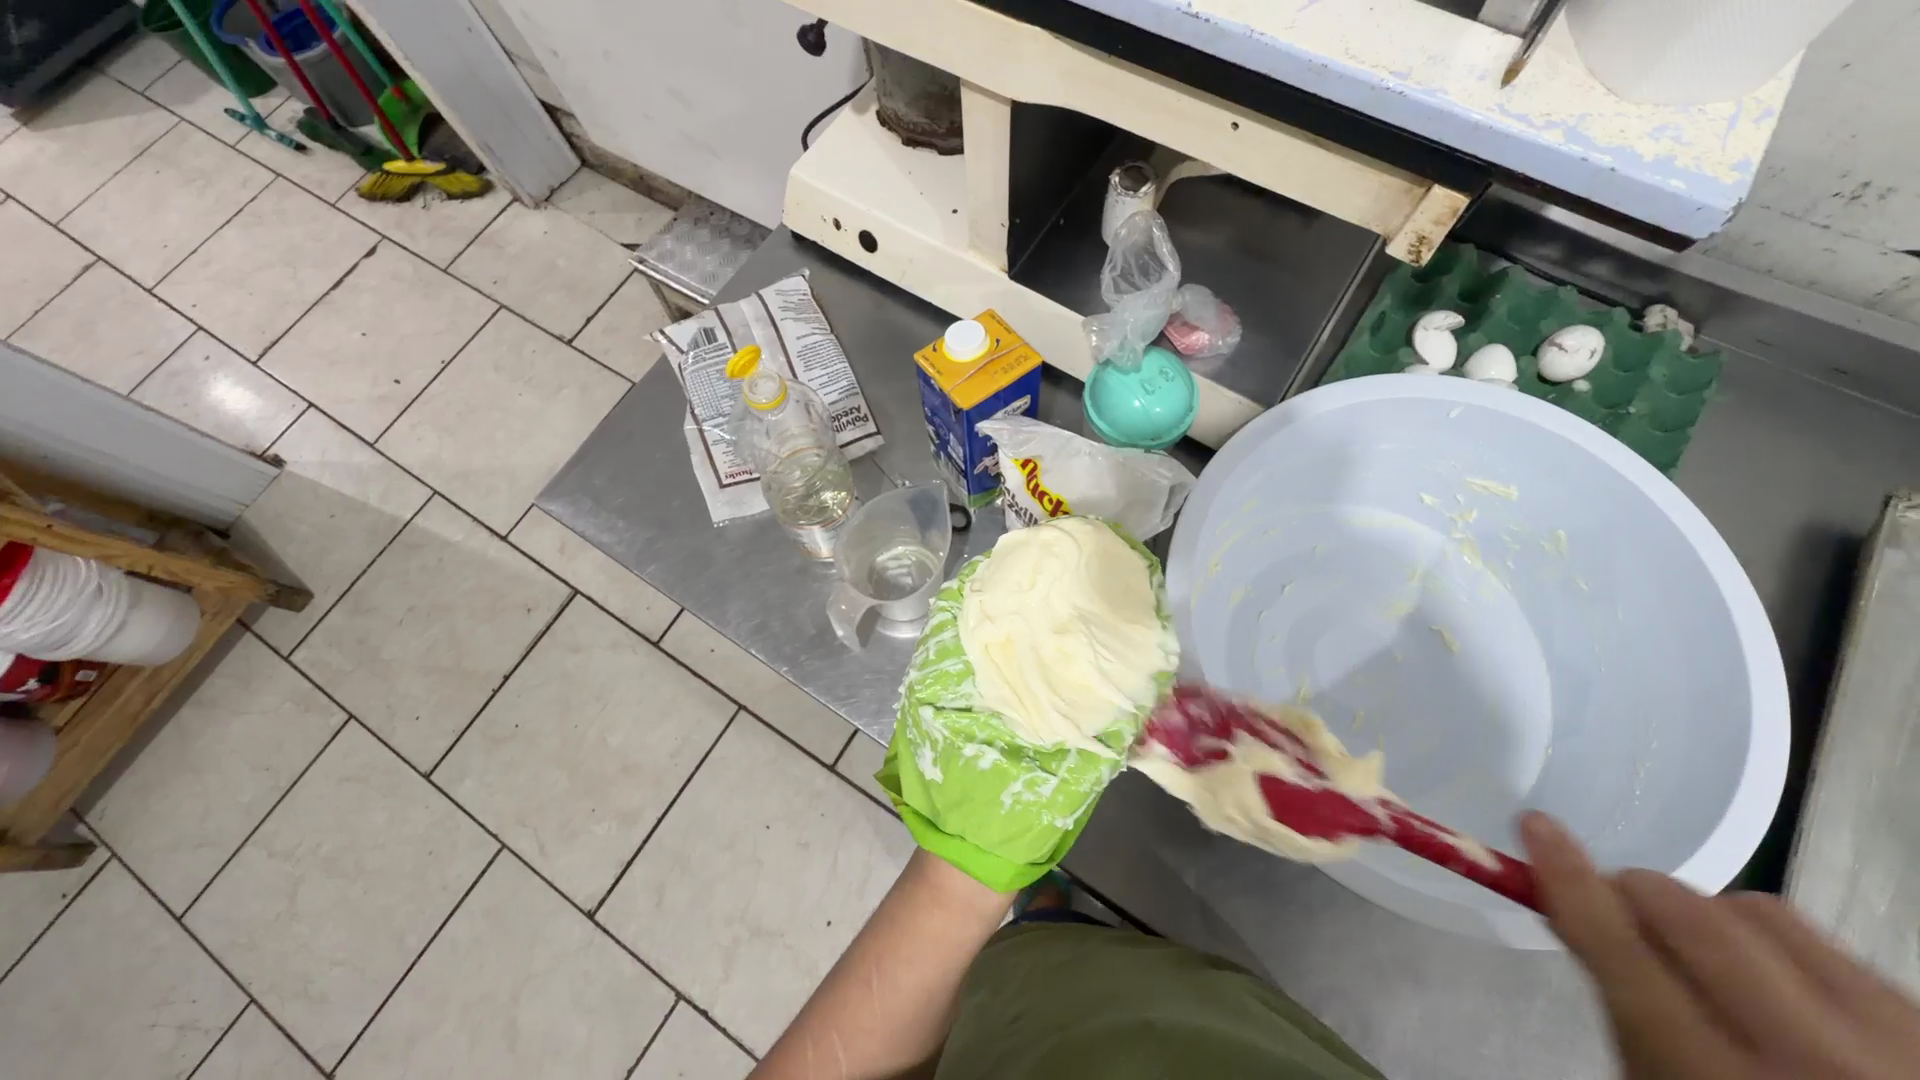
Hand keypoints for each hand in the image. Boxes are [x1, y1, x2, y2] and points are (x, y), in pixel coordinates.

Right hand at [1521, 811, 1919, 1078]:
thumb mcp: (1652, 1079)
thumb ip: (1620, 1000)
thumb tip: (1579, 903)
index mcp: (1713, 1079)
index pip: (1622, 949)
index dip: (1570, 878)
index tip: (1536, 825)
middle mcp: (1810, 1057)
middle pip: (1694, 916)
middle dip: (1637, 890)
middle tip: (1614, 897)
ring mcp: (1891, 1042)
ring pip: (1761, 912)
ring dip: (1710, 917)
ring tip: (1704, 956)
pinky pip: (1829, 944)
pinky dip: (1779, 949)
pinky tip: (1777, 988)